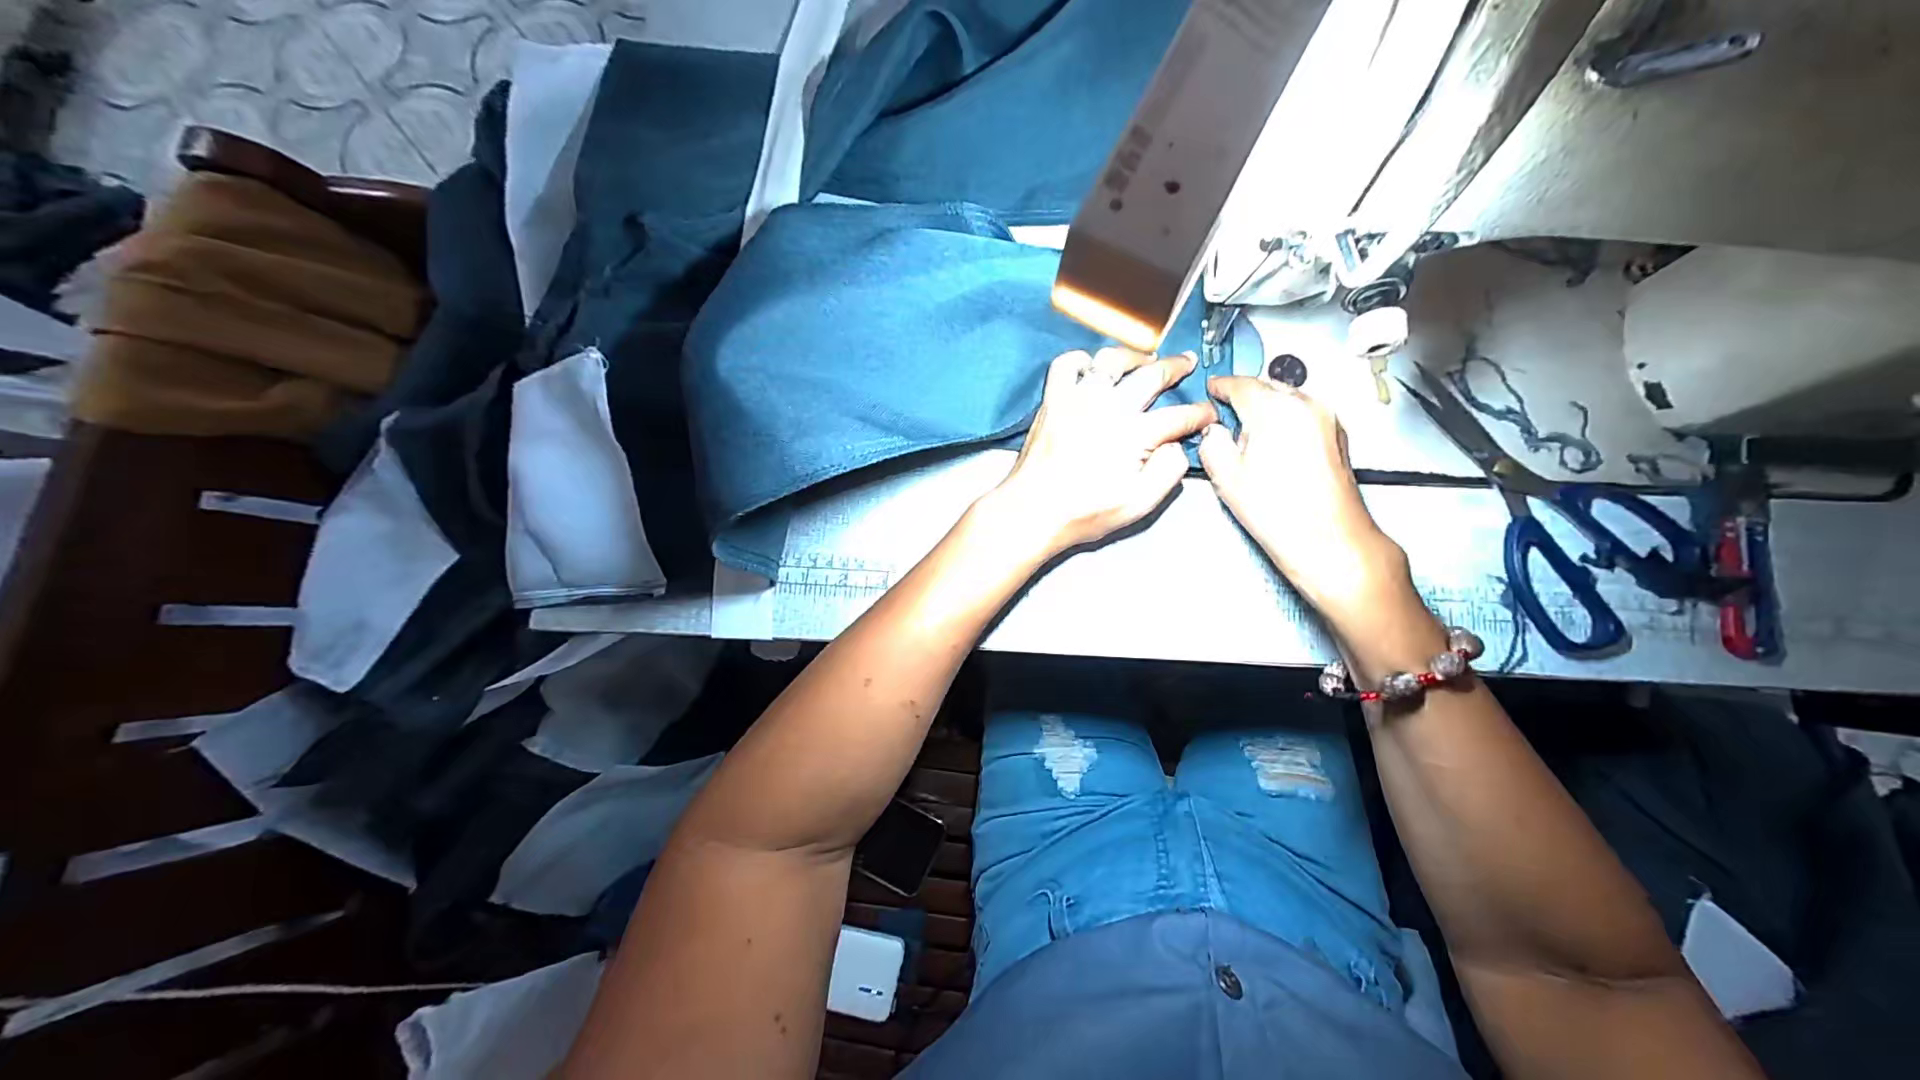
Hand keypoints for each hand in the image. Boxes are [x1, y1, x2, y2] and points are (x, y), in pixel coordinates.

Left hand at [976, 347, 1215, 559]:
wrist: (1032, 510)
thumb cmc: (1081, 512)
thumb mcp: (1137, 504)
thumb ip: (1167, 472)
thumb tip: (1177, 447)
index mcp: (1133, 434)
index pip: (1179, 416)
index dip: (1199, 414)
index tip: (1207, 415)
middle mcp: (1107, 407)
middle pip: (1150, 375)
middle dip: (1175, 367)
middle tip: (1186, 363)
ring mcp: (1077, 399)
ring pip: (1111, 360)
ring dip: (1133, 356)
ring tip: (1145, 359)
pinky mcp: (1053, 401)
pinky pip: (1066, 365)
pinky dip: (1081, 360)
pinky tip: (1090, 366)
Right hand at [1199, 376, 1414, 630]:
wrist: (1329, 540)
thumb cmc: (1282, 514)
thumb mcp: (1225, 476)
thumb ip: (1211, 442)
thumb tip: (1213, 432)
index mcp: (1274, 409)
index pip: (1240, 383)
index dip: (1220, 386)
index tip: (1212, 388)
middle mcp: (1305, 405)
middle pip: (1266, 387)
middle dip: (1244, 398)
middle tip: (1224, 416)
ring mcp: (1326, 419)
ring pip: (1287, 400)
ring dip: (1266, 410)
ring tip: (1249, 440)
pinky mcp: (1337, 435)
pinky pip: (1303, 416)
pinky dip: (1285, 423)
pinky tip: (1273, 451)